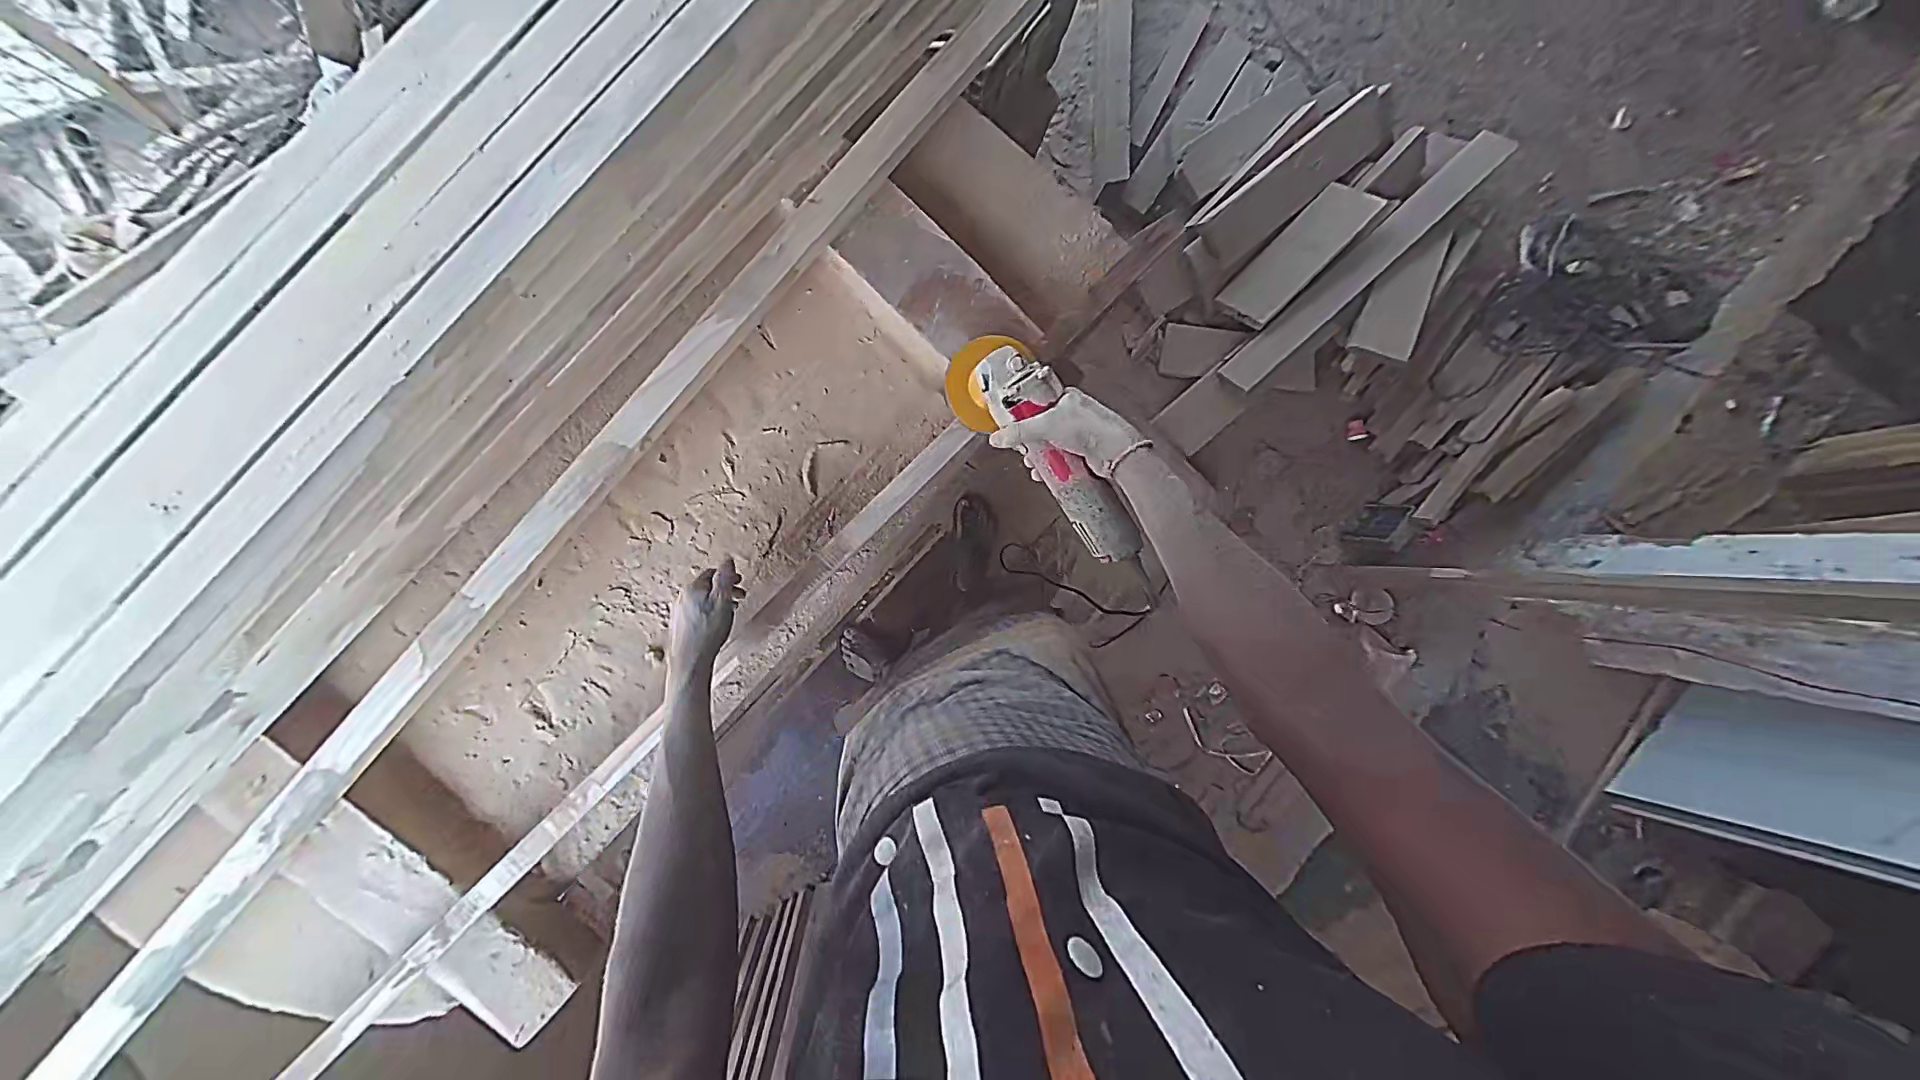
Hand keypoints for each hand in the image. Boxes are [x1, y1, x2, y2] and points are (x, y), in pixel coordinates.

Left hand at [668, 558, 742, 676]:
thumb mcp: (723, 601)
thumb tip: (727, 560)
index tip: (740, 582)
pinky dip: (709, 611)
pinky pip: (696, 611)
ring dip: (716, 600)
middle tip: (739, 596)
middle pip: (706, 586)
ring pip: (701, 599)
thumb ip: (725, 579)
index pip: (711, 573)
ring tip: (730, 610)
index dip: (727, 576)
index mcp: (692, 589)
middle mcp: (682, 598)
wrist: (690, 660)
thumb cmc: (708, 632)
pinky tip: (715, 622)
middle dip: (723, 588)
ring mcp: (679, 612)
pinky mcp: (679, 626)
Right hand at [986, 388, 1149, 477]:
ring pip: (1051, 445)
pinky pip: (1061, 458)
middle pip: (1042, 428)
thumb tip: (998, 437)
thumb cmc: (1090, 427)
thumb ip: (1019, 432)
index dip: (1023, 417)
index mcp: (1065, 398)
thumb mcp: (1045, 425)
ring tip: (1033, 463)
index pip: (1037, 404)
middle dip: (1030, 442)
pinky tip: (1046, 472)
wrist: (1115, 451)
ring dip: (1040, 456)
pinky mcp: (1082, 452)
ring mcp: (1078, 434)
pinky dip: (1052, 466)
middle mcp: (1072, 414)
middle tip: (1023, 449)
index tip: (1012, 428)